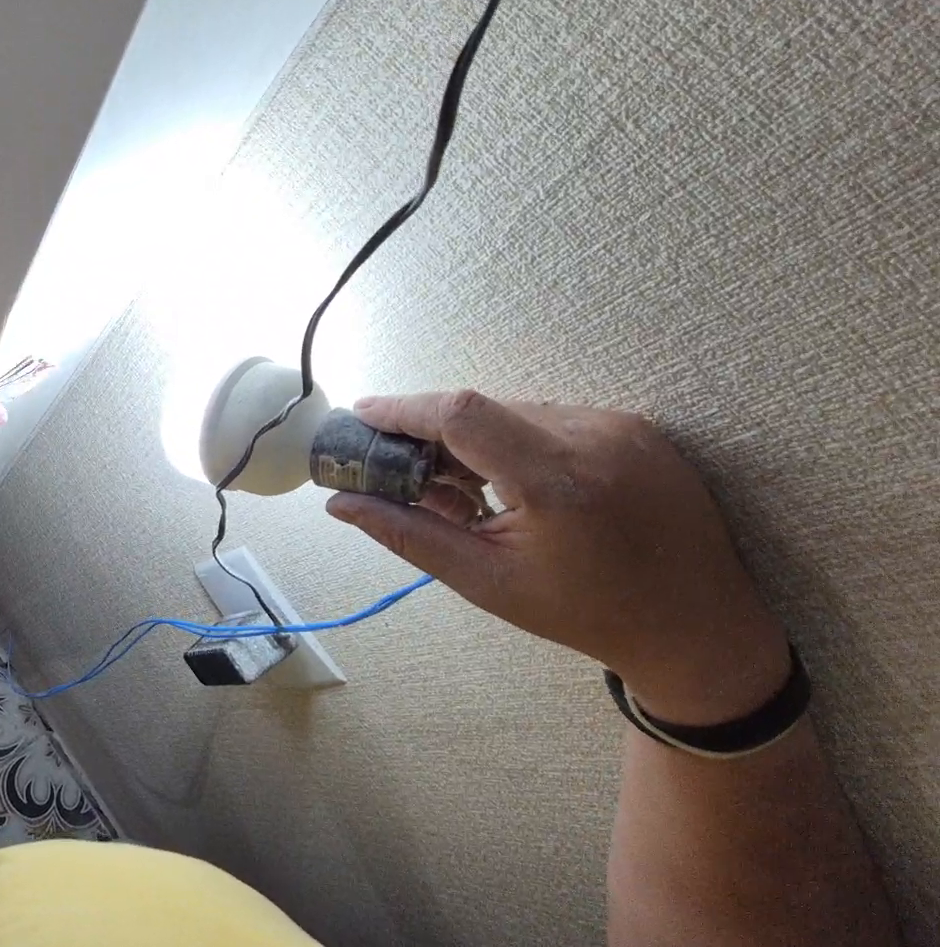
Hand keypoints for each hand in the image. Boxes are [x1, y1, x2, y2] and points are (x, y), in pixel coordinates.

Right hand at [325, 391, 789, 725]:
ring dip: (471, 438)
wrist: (701, 630)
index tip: (361, 415)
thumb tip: (338, 503)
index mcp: (559, 481)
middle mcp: (596, 437)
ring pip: (513, 411)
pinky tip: (507, 482)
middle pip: (482, 410)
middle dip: (431, 433)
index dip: (403, 410)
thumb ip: (405, 533)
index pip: (462, 414)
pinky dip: (511, 441)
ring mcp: (623, 428)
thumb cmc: (582, 612)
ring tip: (461, 489)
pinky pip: (548, 418)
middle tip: (404, 472)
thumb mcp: (482, 579)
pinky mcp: (637, 428)